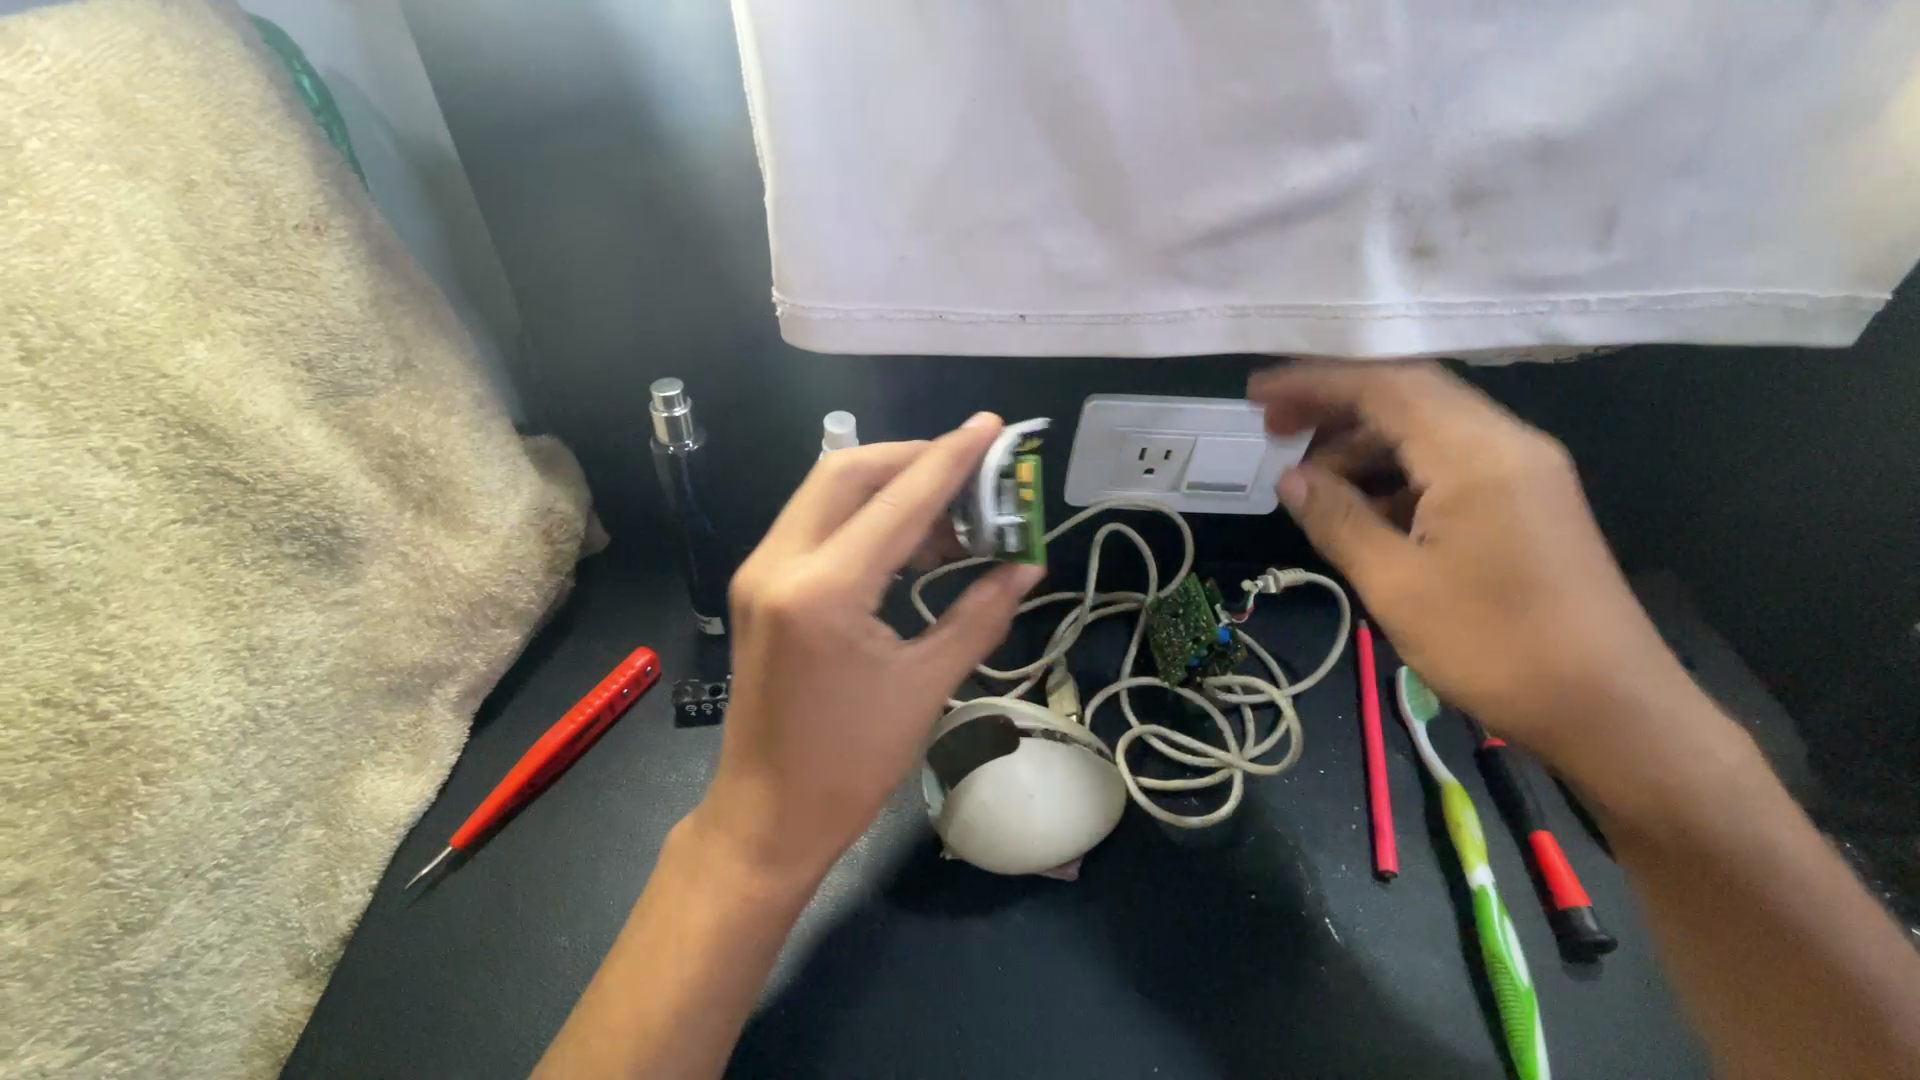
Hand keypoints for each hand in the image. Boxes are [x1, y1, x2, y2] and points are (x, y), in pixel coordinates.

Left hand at [690, 415, 1045, 885]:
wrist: (767, 814)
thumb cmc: (851, 764)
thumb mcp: (925, 686)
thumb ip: (979, 614)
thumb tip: (1026, 566)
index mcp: (824, 590)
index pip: (900, 500)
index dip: (952, 459)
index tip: (990, 425)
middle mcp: (780, 564)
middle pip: (848, 472)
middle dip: (915, 461)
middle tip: (972, 477)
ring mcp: (760, 573)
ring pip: (827, 493)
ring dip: (890, 491)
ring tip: (953, 521)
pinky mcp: (759, 587)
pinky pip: (815, 526)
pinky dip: (864, 520)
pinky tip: (910, 546)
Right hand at [1249, 362, 1691, 769]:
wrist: (1610, 710)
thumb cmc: (1495, 646)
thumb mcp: (1395, 585)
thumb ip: (1337, 519)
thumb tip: (1290, 478)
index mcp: (1476, 454)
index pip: (1385, 387)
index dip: (1314, 382)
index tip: (1255, 395)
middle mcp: (1506, 444)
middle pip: (1408, 396)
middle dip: (1334, 406)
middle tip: (1272, 430)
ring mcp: (1522, 472)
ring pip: (1428, 430)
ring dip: (1363, 444)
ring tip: (1309, 483)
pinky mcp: (1525, 503)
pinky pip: (1448, 464)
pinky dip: (1395, 472)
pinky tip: (1360, 507)